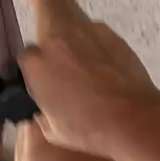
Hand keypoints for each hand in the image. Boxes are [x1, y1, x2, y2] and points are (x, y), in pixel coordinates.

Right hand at [19, 16, 159, 159]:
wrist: (132, 119)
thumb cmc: (89, 129)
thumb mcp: (52, 129)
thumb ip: (41, 109)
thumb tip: (43, 107)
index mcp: (35, 63)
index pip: (26, 57)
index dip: (36, 70)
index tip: (46, 83)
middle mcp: (55, 40)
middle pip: (47, 38)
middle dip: (54, 53)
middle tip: (68, 75)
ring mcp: (82, 30)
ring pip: (72, 34)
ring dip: (76, 49)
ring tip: (91, 74)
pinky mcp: (107, 31)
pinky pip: (95, 37)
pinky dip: (98, 50)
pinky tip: (108, 71)